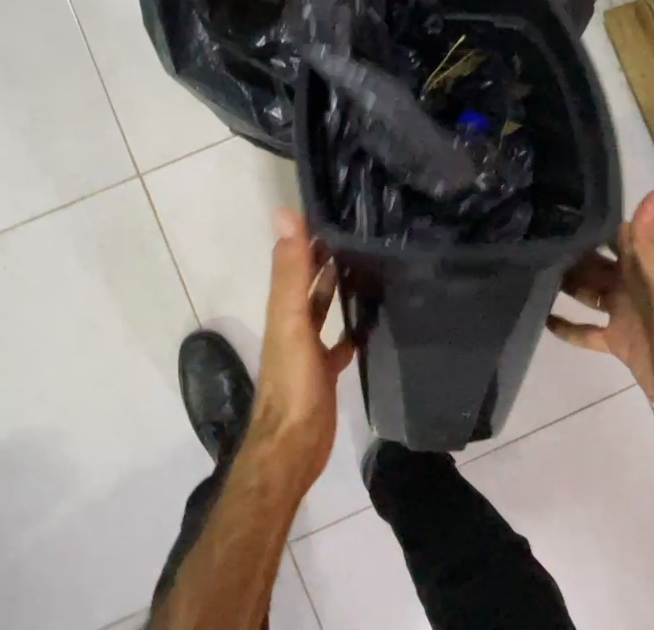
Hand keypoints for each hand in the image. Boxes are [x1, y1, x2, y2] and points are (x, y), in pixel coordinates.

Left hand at [248, 209, 354, 481]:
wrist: (293, 446)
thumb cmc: (293, 383)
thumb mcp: (291, 321)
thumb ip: (290, 271)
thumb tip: (283, 213)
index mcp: (283, 308)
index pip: (294, 260)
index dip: (307, 234)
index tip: (334, 207)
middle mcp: (293, 323)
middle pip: (308, 282)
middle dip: (325, 257)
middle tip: (358, 231)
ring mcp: (308, 349)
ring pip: (323, 309)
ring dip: (336, 288)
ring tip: (366, 265)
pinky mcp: (325, 372)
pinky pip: (339, 343)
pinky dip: (351, 331)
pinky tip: (370, 323)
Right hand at [548, 188, 653, 453]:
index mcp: (647, 270)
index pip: (615, 232)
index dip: (587, 216)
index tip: (549, 200)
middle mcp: (635, 287)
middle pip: (595, 261)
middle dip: (566, 249)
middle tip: (522, 237)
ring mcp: (627, 316)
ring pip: (588, 291)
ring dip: (563, 282)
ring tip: (523, 270)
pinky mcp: (620, 344)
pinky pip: (587, 330)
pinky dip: (567, 325)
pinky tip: (541, 319)